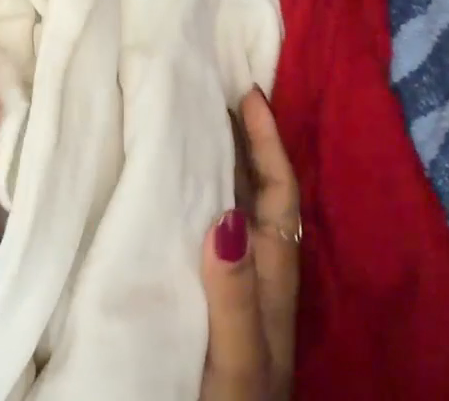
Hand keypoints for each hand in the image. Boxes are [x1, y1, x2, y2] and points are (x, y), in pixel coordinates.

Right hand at [201, 90, 300, 400]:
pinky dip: (195, 194)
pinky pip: (205, 229)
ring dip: (221, 163)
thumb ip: (235, 295)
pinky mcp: (208, 295)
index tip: (249, 93)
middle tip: (213, 92)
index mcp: (273, 277)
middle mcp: (258, 271)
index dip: (268, 142)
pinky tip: (169, 187)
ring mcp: (235, 283)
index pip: (279, 195)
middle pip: (260, 192)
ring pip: (234, 208)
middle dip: (245, 140)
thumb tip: (227, 215)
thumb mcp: (240, 357)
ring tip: (190, 122)